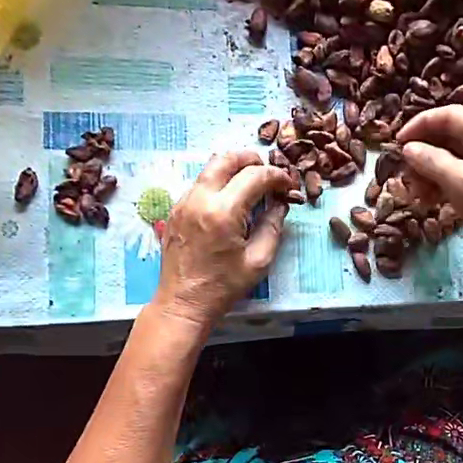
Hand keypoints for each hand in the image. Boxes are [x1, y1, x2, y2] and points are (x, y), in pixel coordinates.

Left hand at [152, 151, 292, 330]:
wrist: (182, 303)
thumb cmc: (223, 287)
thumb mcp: (259, 260)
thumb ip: (273, 226)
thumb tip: (280, 204)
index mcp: (223, 212)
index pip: (255, 176)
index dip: (277, 176)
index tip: (287, 185)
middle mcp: (200, 199)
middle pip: (227, 158)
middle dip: (251, 160)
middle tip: (268, 174)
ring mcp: (183, 203)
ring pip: (210, 168)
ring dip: (233, 169)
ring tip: (251, 185)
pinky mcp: (175, 210)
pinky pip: (199, 184)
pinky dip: (218, 183)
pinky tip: (230, 201)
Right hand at [396, 106, 462, 270]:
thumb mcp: (460, 182)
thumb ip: (431, 160)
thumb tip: (407, 148)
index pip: (450, 115)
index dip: (421, 124)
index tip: (398, 142)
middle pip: (448, 136)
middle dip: (423, 153)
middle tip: (404, 173)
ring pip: (448, 157)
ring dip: (427, 172)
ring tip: (415, 193)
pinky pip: (454, 174)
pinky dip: (438, 184)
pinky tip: (427, 200)